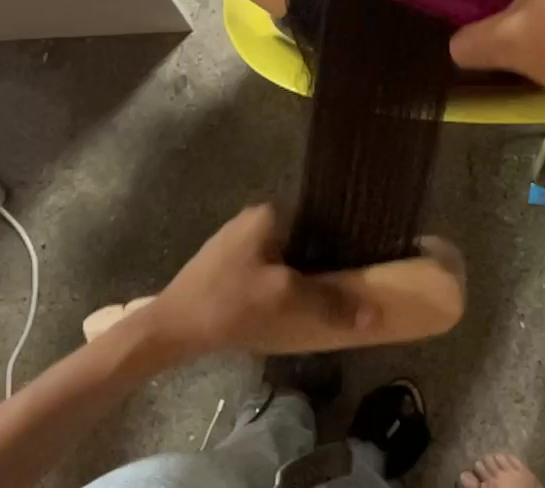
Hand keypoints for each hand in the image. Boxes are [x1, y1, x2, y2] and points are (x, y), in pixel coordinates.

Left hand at [141, 204, 375, 359]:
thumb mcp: (284, 299)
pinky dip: (282, 282)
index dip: (343, 237)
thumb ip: (329, 303)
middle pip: (303, 236)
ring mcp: (236, 242)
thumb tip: (375, 315)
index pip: (318, 215)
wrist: (169, 330)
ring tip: (326, 292)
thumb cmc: (228, 302)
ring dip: (303, 272)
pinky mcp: (225, 266)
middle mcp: (252, 219)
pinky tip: (291, 303)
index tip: (363, 258)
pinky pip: (267, 268)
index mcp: (267, 213)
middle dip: (324, 257)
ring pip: (285, 254)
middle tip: (349, 279)